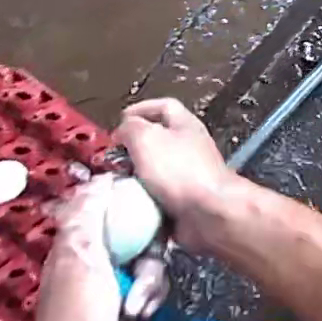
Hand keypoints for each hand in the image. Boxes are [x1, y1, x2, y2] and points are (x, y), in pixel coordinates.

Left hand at [25, 175, 168, 320]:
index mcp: (75, 242)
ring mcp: (112, 283)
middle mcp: (93, 258)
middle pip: (134, 228)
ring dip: (150, 278)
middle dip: (148, 244)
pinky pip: (152, 283)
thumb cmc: (78, 317)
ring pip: (149, 256)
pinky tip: (143, 313)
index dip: (128, 196)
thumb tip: (101, 176)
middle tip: (149, 257)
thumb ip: (88, 214)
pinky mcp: (130, 304)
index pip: (104, 204)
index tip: (150, 196)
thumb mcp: (79, 257)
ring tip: (138, 302)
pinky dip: (152, 295)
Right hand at [114, 97, 239, 247]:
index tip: (120, 121)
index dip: (141, 110)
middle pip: (157, 141)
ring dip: (134, 178)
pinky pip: (157, 197)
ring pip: (154, 172)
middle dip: (132, 148)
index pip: (164, 106)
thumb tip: (123, 130)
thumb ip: (131, 128)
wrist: (209, 213)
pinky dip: (142, 201)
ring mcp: (189, 175)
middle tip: (112, 158)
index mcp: (186, 125)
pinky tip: (128, 206)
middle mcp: (190, 147)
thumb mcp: (147, 138)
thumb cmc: (180, 170)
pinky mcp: (185, 201)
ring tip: (114, 184)